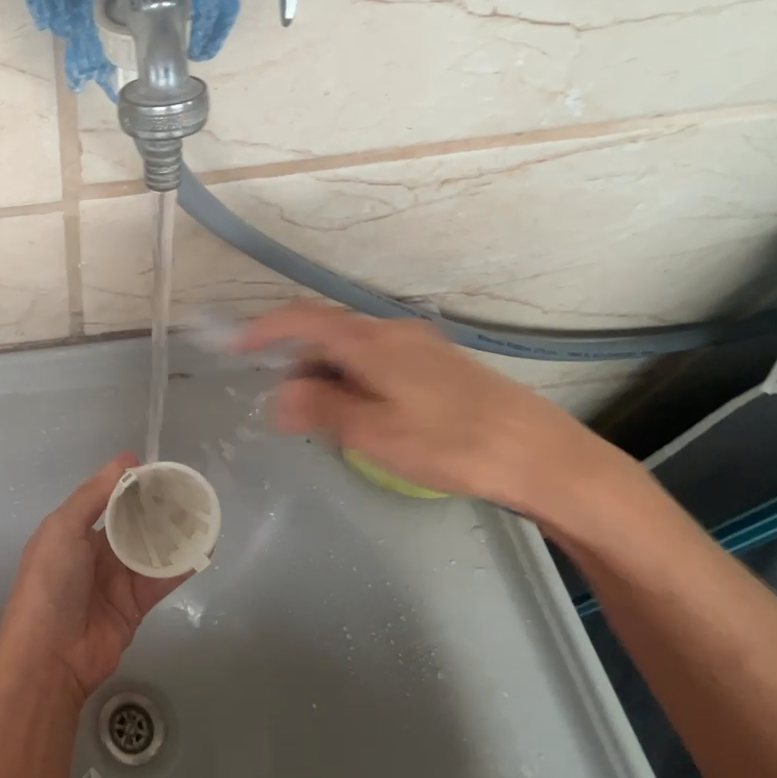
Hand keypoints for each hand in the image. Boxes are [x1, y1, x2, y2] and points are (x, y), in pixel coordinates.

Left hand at [0, 453, 191, 700]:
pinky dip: (182, 564)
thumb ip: (94, 495)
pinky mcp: (136, 605)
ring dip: (173, 532)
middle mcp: (94, 551)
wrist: (51, 655)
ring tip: (201, 511)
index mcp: (71, 530)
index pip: (105, 498)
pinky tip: (204, 546)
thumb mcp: (63, 529)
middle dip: (156, 506)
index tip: (159, 468)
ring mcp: (116, 579)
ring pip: (150, 549)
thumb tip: (126, 459)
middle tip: (187, 488)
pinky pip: (162, 579)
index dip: (130, 483)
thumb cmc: (50, 582)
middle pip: (131, 522)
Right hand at [239, 302, 644, 513]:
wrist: (543, 457)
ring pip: (354, 352)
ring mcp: (421, 347)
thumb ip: (319, 406)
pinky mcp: (441, 366)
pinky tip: (367, 419)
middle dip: (297, 365)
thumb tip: (278, 393)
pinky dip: (356, 382)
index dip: (262, 329)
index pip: (302, 319)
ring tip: (326, 423)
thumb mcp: (372, 433)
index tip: (233, 346)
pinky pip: (379, 363)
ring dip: (328, 378)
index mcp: (370, 342)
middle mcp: (393, 333)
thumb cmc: (451, 444)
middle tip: (286, 410)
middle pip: (327, 335)